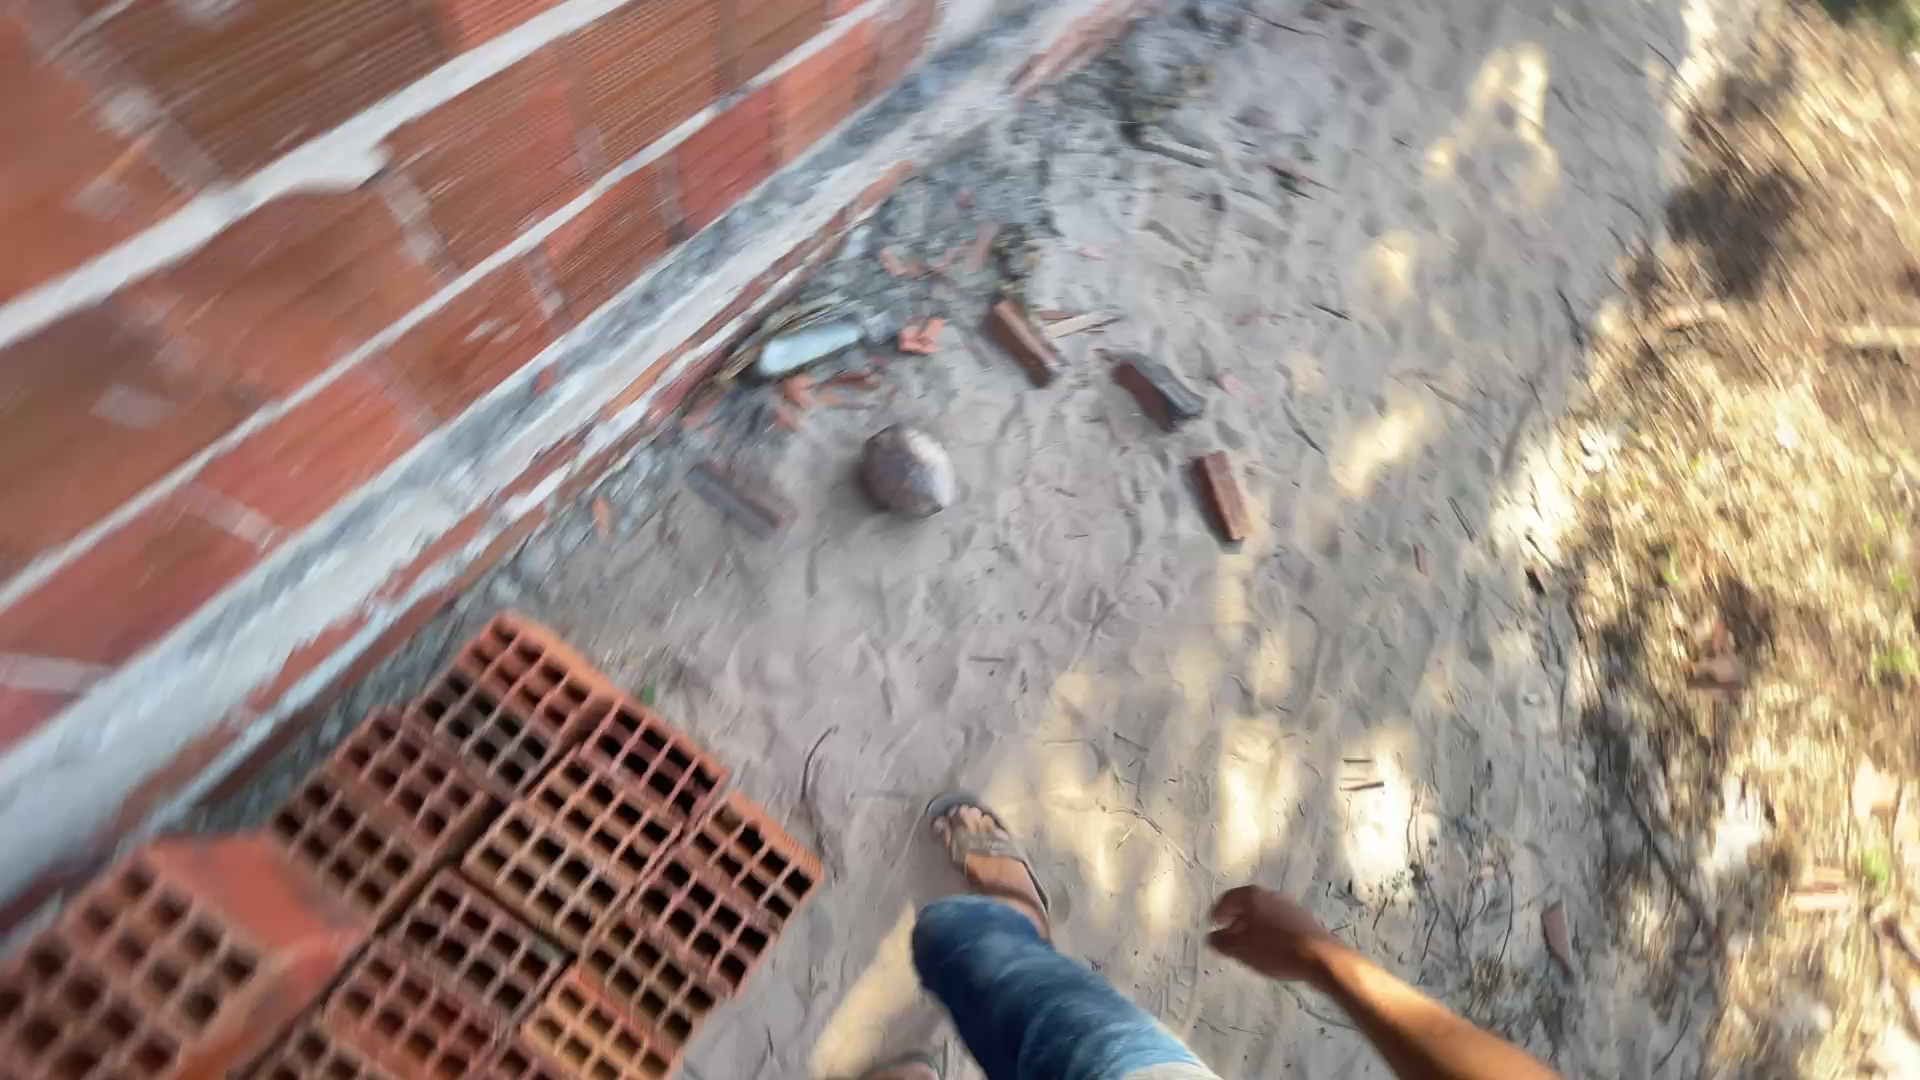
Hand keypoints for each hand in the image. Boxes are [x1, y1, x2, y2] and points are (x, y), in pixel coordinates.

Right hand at [1207, 885, 1341, 984]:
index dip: (1218, 914)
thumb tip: (1210, 938)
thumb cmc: (1275, 949)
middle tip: (1231, 937)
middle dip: (1237, 920)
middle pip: (1246, 905)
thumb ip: (1222, 942)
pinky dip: (1271, 931)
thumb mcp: (1241, 949)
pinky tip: (1273, 948)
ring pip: (1264, 913)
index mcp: (1251, 895)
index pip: (1227, 900)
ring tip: (1252, 946)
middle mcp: (1269, 893)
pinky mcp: (1304, 918)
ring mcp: (1289, 904)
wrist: (1321, 958)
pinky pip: (1279, 921)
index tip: (1213, 926)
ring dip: (1255, 926)